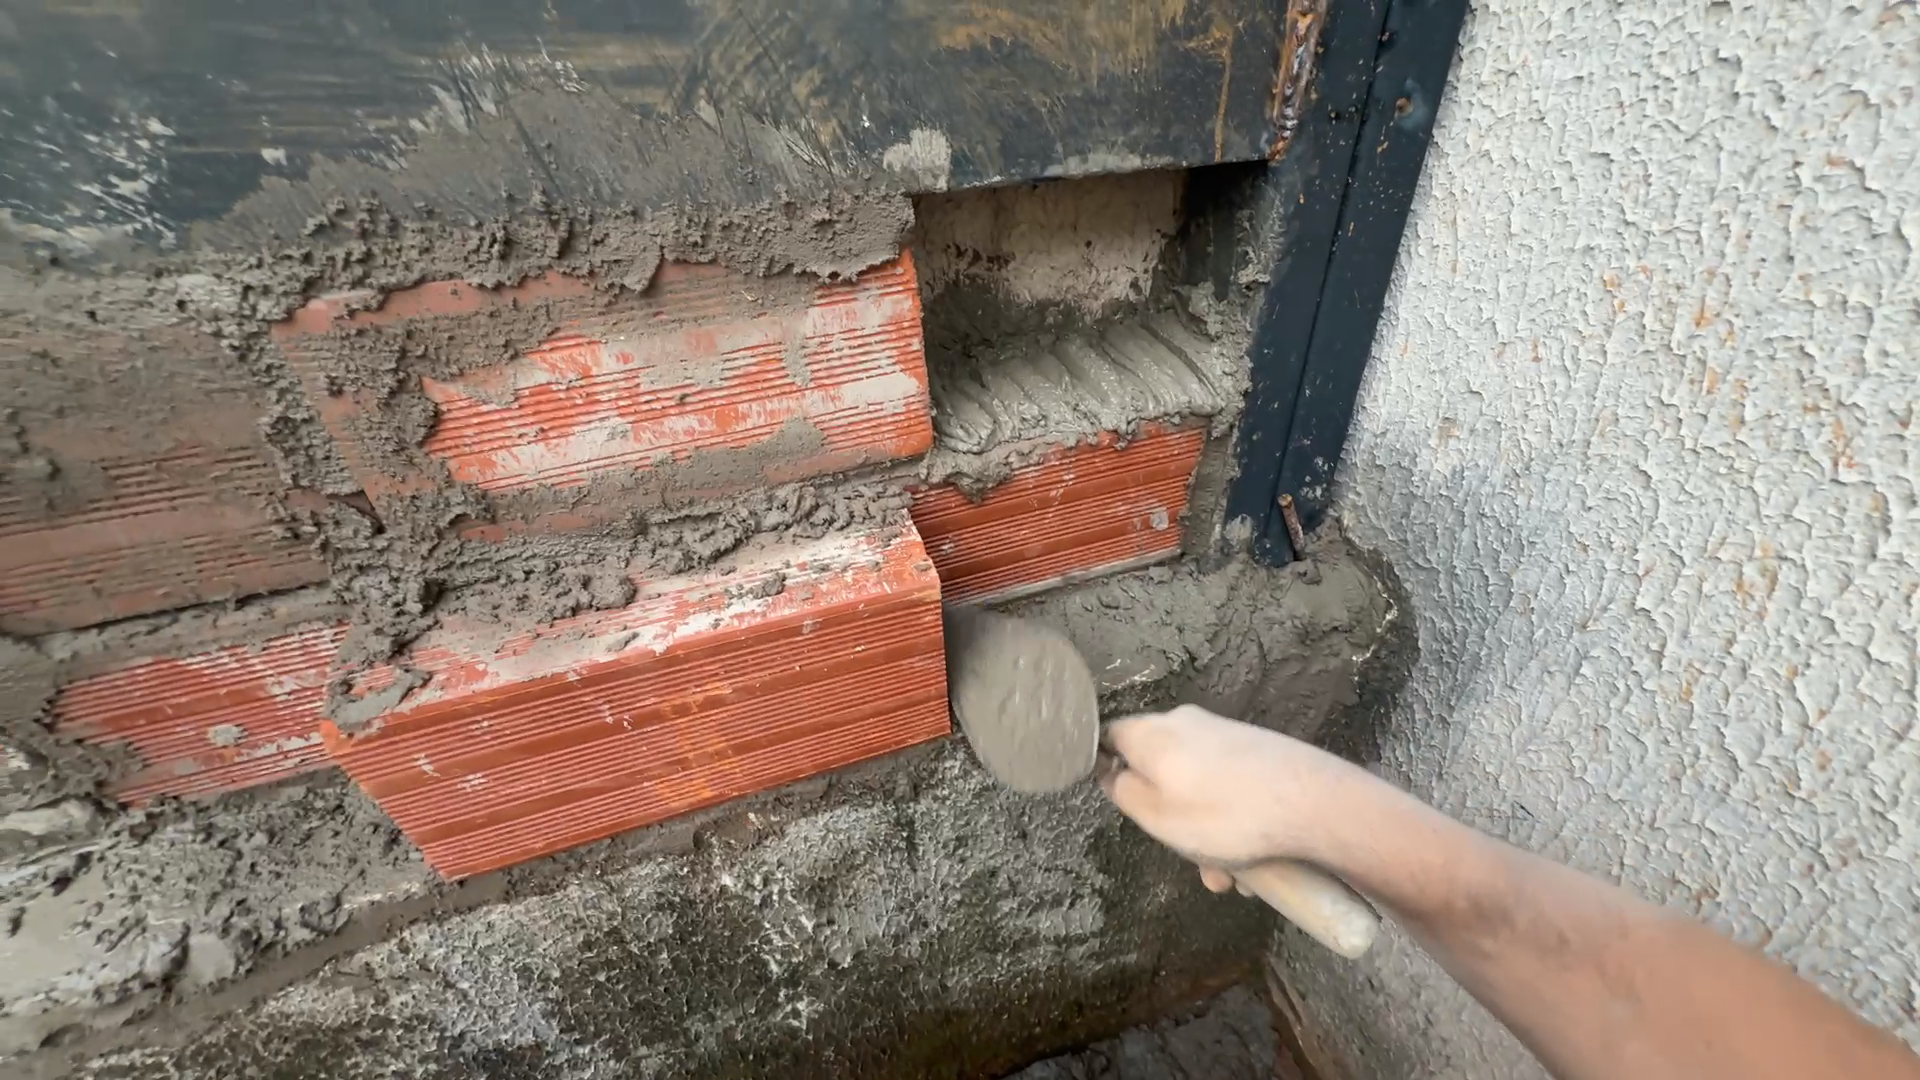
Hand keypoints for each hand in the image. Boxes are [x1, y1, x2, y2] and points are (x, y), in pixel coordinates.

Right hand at [1098, 704, 1355, 873]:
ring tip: (1230, 876)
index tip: (1124, 803)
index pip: (1110, 737)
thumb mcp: (1156, 815)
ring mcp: (1224, 735)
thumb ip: (1122, 791)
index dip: (1108, 768)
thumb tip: (1110, 772)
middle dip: (1169, 818)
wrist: (1316, 803)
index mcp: (1151, 732)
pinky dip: (1232, 822)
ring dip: (1205, 832)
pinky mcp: (1256, 751)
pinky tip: (1254, 863)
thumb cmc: (1223, 813)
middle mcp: (1184, 723)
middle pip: (1157, 768)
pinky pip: (1228, 788)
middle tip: (1186, 855)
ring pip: (1196, 786)